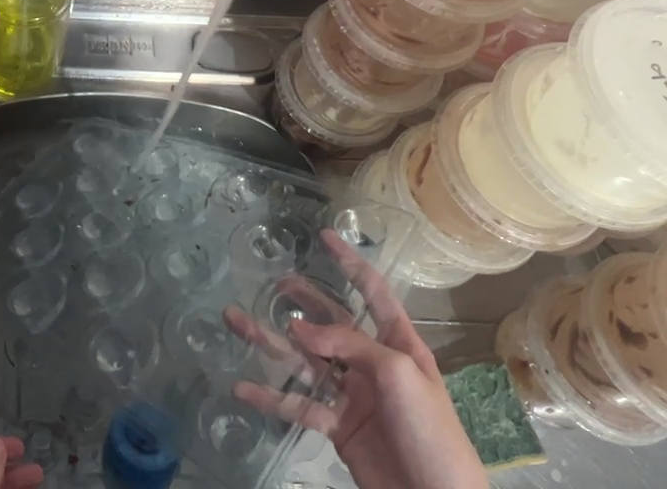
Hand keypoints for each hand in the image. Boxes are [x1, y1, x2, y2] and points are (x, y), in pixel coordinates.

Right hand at [231, 230, 486, 488]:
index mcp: (398, 343)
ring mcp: (353, 395)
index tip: (325, 236)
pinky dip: (270, 397)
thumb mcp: (397, 374)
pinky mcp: (338, 427)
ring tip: (235, 320)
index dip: (350, 263)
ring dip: (270, 342)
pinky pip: (298, 405)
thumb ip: (348, 344)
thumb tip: (297, 328)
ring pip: (303, 360)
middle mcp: (372, 362)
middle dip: (301, 300)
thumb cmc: (430, 430)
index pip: (373, 292)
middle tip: (272, 284)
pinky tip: (243, 388)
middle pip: (330, 321)